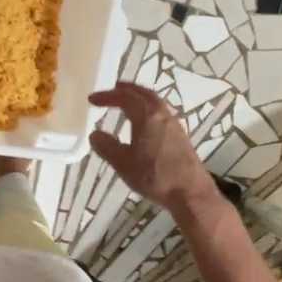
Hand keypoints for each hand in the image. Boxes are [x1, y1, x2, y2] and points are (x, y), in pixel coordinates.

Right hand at [88, 83, 218, 215]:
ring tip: (127, 103)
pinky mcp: (180, 135)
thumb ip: (107, 146)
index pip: (125, 98)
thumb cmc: (154, 175)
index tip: (92, 99)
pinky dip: (148, 109)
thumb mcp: (123, 163)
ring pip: (155, 102)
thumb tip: (95, 134)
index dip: (107, 96)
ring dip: (139, 98)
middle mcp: (162, 114)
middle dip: (127, 89)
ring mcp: (174, 124)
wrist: (189, 191)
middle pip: (143, 93)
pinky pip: (161, 113)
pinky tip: (144, 123)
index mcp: (147, 116)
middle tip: (113, 89)